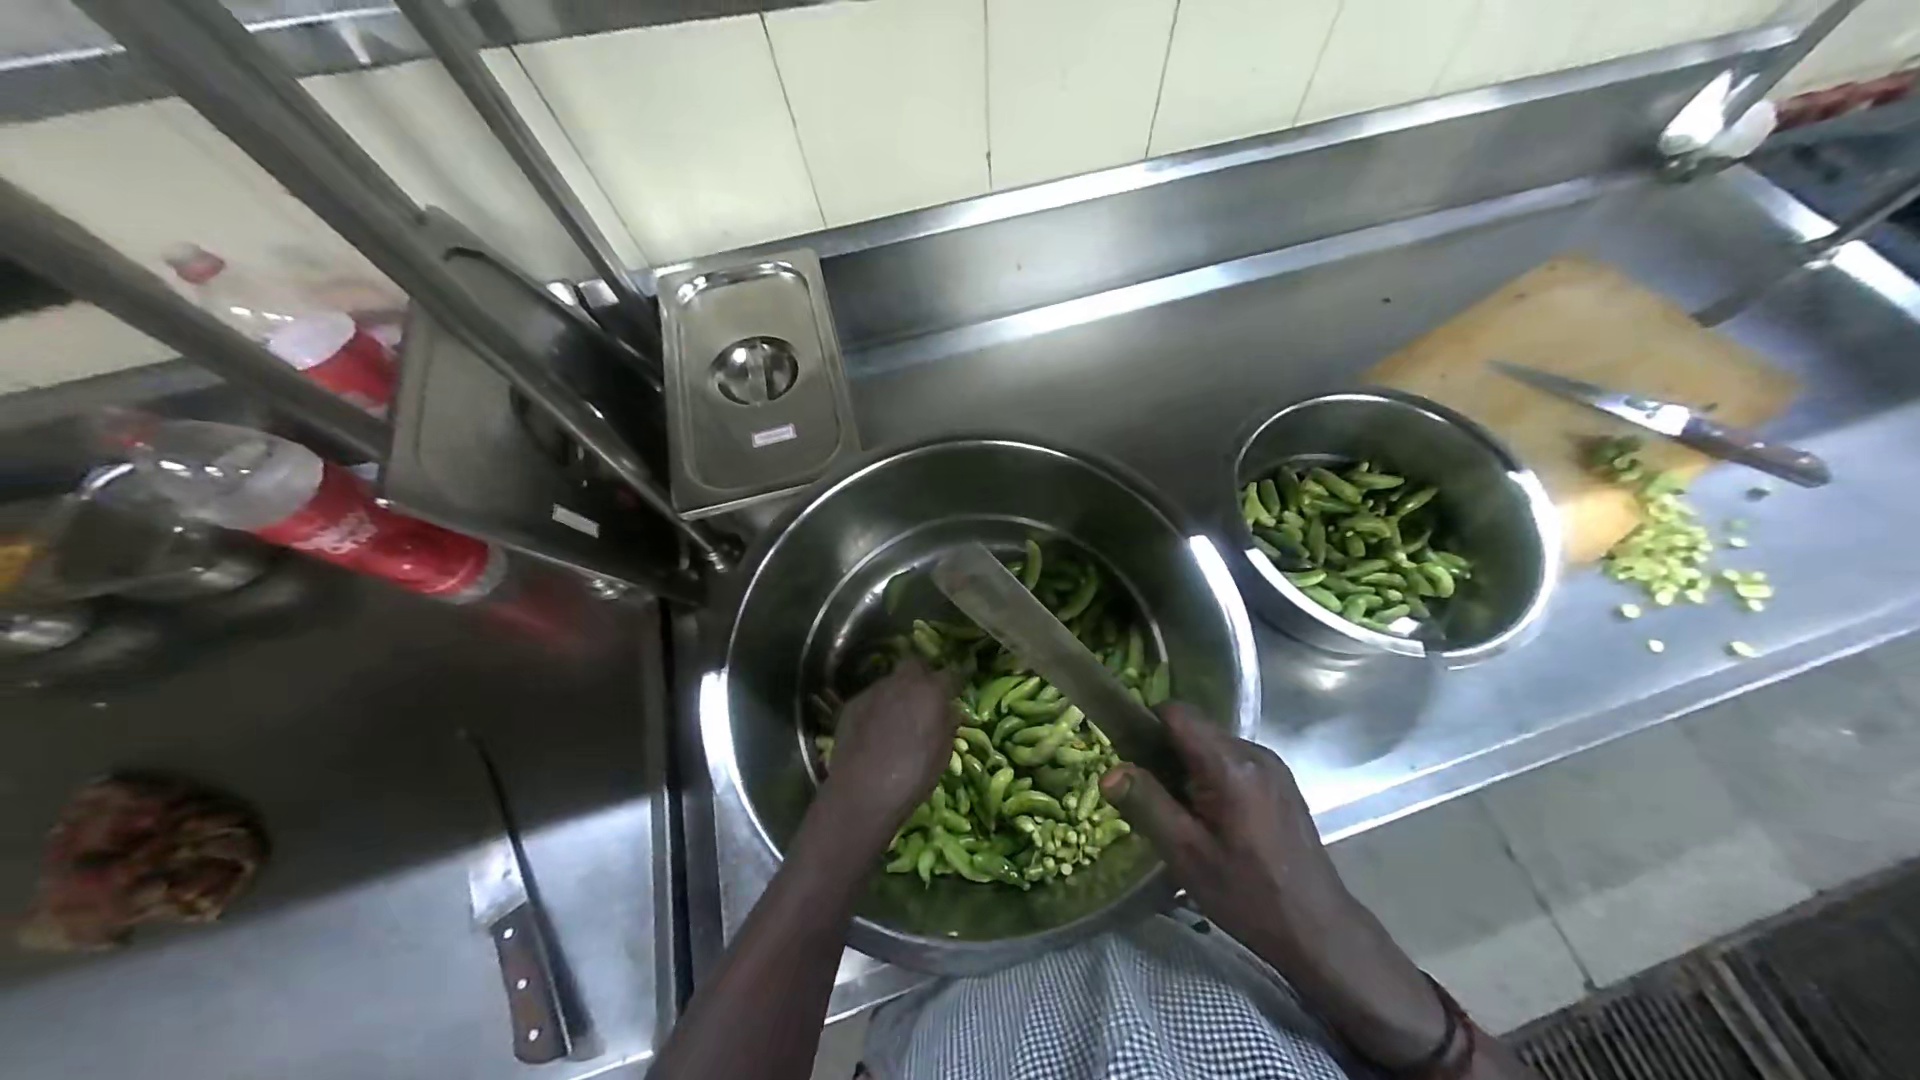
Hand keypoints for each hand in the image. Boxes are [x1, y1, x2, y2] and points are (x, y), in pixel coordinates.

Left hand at [817, 658, 961, 833]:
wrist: (863, 791)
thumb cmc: (914, 776)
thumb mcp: (943, 752)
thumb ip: (947, 723)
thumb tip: (948, 710)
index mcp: (931, 692)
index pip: (950, 674)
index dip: (953, 684)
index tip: (954, 695)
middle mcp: (902, 682)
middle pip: (915, 664)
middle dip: (922, 676)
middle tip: (924, 698)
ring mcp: (874, 691)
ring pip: (890, 681)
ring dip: (897, 693)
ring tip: (897, 718)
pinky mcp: (852, 704)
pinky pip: (871, 699)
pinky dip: (877, 708)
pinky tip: (875, 730)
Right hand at [1099, 703, 1353, 951]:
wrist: (1319, 931)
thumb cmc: (1249, 895)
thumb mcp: (1186, 854)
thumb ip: (1146, 804)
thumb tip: (1109, 772)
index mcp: (1231, 765)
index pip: (1178, 713)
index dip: (1147, 725)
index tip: (1129, 756)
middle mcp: (1255, 752)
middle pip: (1195, 728)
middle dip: (1165, 752)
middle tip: (1150, 795)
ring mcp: (1272, 765)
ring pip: (1212, 744)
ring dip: (1188, 766)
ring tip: (1180, 812)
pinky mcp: (1280, 781)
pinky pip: (1232, 760)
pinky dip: (1211, 776)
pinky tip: (1211, 818)